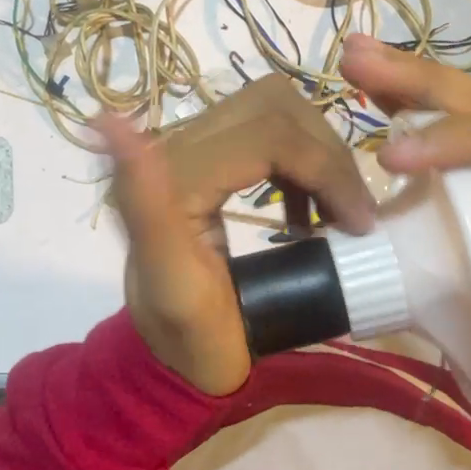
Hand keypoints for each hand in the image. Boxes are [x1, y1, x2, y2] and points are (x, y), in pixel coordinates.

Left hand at [100, 78, 376, 396]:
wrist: (176, 362)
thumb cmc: (189, 339)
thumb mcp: (172, 287)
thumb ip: (147, 204)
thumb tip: (109, 121)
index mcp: (172, 174)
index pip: (270, 135)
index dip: (325, 169)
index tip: (361, 223)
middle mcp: (176, 148)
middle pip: (273, 106)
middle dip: (325, 153)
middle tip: (352, 212)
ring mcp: (193, 151)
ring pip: (275, 110)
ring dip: (316, 154)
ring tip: (337, 212)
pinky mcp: (208, 162)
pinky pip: (268, 133)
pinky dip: (301, 164)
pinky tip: (307, 214)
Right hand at [339, 34, 470, 462]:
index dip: (458, 141)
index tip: (391, 157)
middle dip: (426, 81)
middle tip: (358, 60)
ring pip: (466, 111)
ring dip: (412, 80)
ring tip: (354, 58)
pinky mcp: (467, 197)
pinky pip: (442, 138)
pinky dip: (405, 108)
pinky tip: (367, 96)